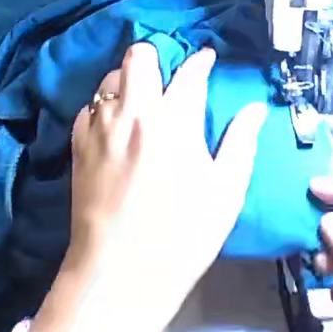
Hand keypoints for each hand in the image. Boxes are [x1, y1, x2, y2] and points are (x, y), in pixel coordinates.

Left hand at [31, 43, 264, 331]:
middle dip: (157, 57)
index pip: (189, 72)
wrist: (119, 275)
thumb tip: (255, 108)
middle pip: (139, 58)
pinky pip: (88, 109)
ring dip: (129, 79)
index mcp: (175, 119)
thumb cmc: (184, 232)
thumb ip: (241, 141)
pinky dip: (104, 106)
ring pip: (109, 79)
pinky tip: (116, 123)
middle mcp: (135, 113)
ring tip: (142, 96)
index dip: (201, 60)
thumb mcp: (227, 187)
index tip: (207, 58)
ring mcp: (101, 129)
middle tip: (169, 74)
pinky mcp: (77, 149)